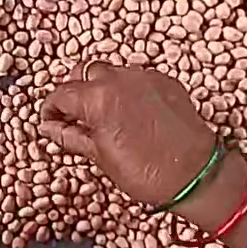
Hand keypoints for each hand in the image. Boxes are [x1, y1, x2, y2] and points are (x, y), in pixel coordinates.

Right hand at [38, 62, 220, 205]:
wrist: (196, 175)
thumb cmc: (149, 172)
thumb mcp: (99, 156)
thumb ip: (70, 136)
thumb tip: (50, 128)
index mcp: (98, 99)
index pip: (60, 93)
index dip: (50, 109)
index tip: (50, 121)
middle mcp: (120, 80)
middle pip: (82, 73)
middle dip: (73, 92)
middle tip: (72, 117)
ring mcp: (144, 78)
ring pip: (109, 72)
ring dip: (98, 88)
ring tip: (100, 116)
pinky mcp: (164, 82)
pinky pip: (134, 78)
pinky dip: (124, 90)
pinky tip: (126, 114)